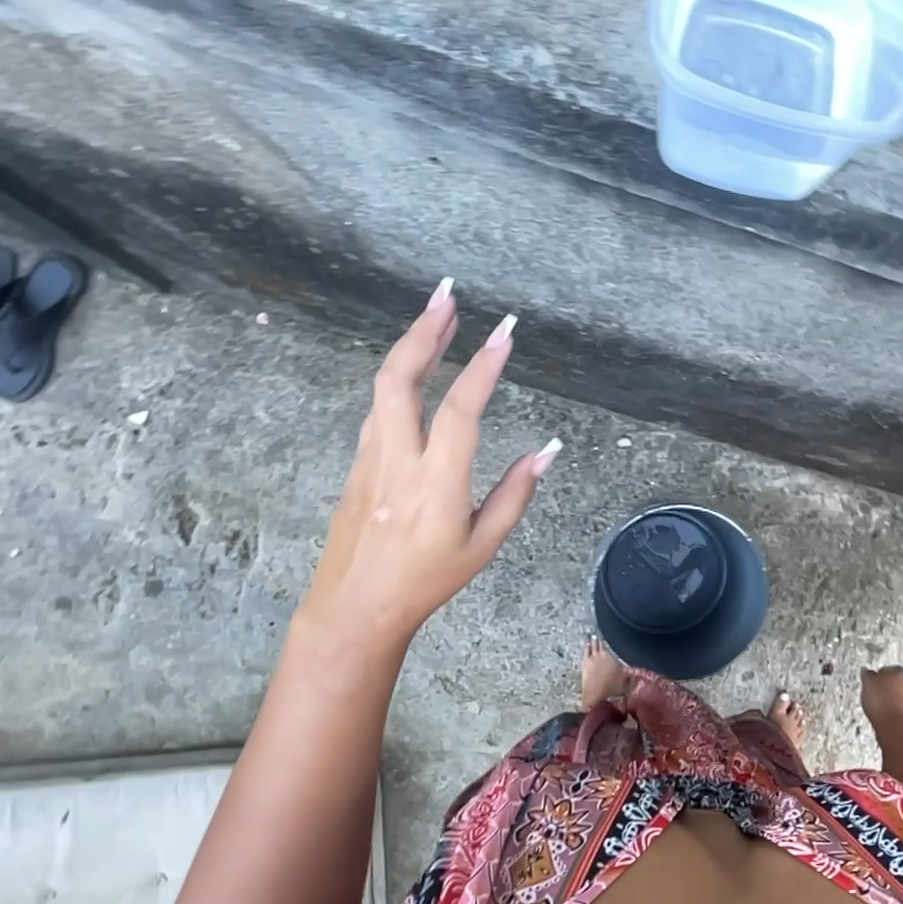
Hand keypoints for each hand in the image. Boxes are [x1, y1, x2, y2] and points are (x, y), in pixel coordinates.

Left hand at [299, 278, 560, 648]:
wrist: (355, 607)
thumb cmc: (427, 581)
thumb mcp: (484, 546)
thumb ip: (515, 494)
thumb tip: (547, 451)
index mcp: (435, 483)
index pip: (461, 411)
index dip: (483, 367)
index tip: (505, 332)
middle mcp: (397, 461)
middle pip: (399, 378)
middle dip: (424, 330)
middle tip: (448, 295)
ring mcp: (369, 458)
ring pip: (382, 388)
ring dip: (410, 348)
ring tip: (439, 319)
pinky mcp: (356, 464)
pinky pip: (378, 409)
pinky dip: (399, 379)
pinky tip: (416, 373)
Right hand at [860, 666, 902, 730]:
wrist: (893, 726)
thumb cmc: (881, 702)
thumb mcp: (867, 683)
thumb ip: (867, 675)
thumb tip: (866, 671)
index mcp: (899, 672)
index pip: (889, 669)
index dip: (879, 674)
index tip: (871, 679)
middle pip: (896, 682)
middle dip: (886, 687)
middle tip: (874, 692)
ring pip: (899, 695)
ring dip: (890, 699)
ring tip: (877, 705)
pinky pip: (900, 708)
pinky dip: (893, 710)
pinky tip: (883, 714)